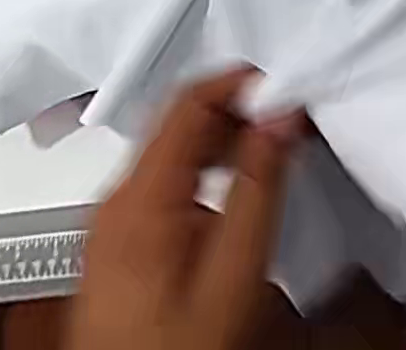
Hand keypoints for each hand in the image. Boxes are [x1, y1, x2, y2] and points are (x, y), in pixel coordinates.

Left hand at [67, 67, 303, 349]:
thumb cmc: (182, 347)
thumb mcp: (236, 265)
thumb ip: (261, 180)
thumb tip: (282, 115)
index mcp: (139, 198)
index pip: (190, 101)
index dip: (242, 81)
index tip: (286, 85)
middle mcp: (117, 198)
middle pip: (183, 118)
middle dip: (243, 106)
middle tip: (290, 116)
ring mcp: (116, 216)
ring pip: (179, 142)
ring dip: (230, 131)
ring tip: (276, 144)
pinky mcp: (124, 232)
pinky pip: (171, 169)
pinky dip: (212, 157)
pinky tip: (243, 175)